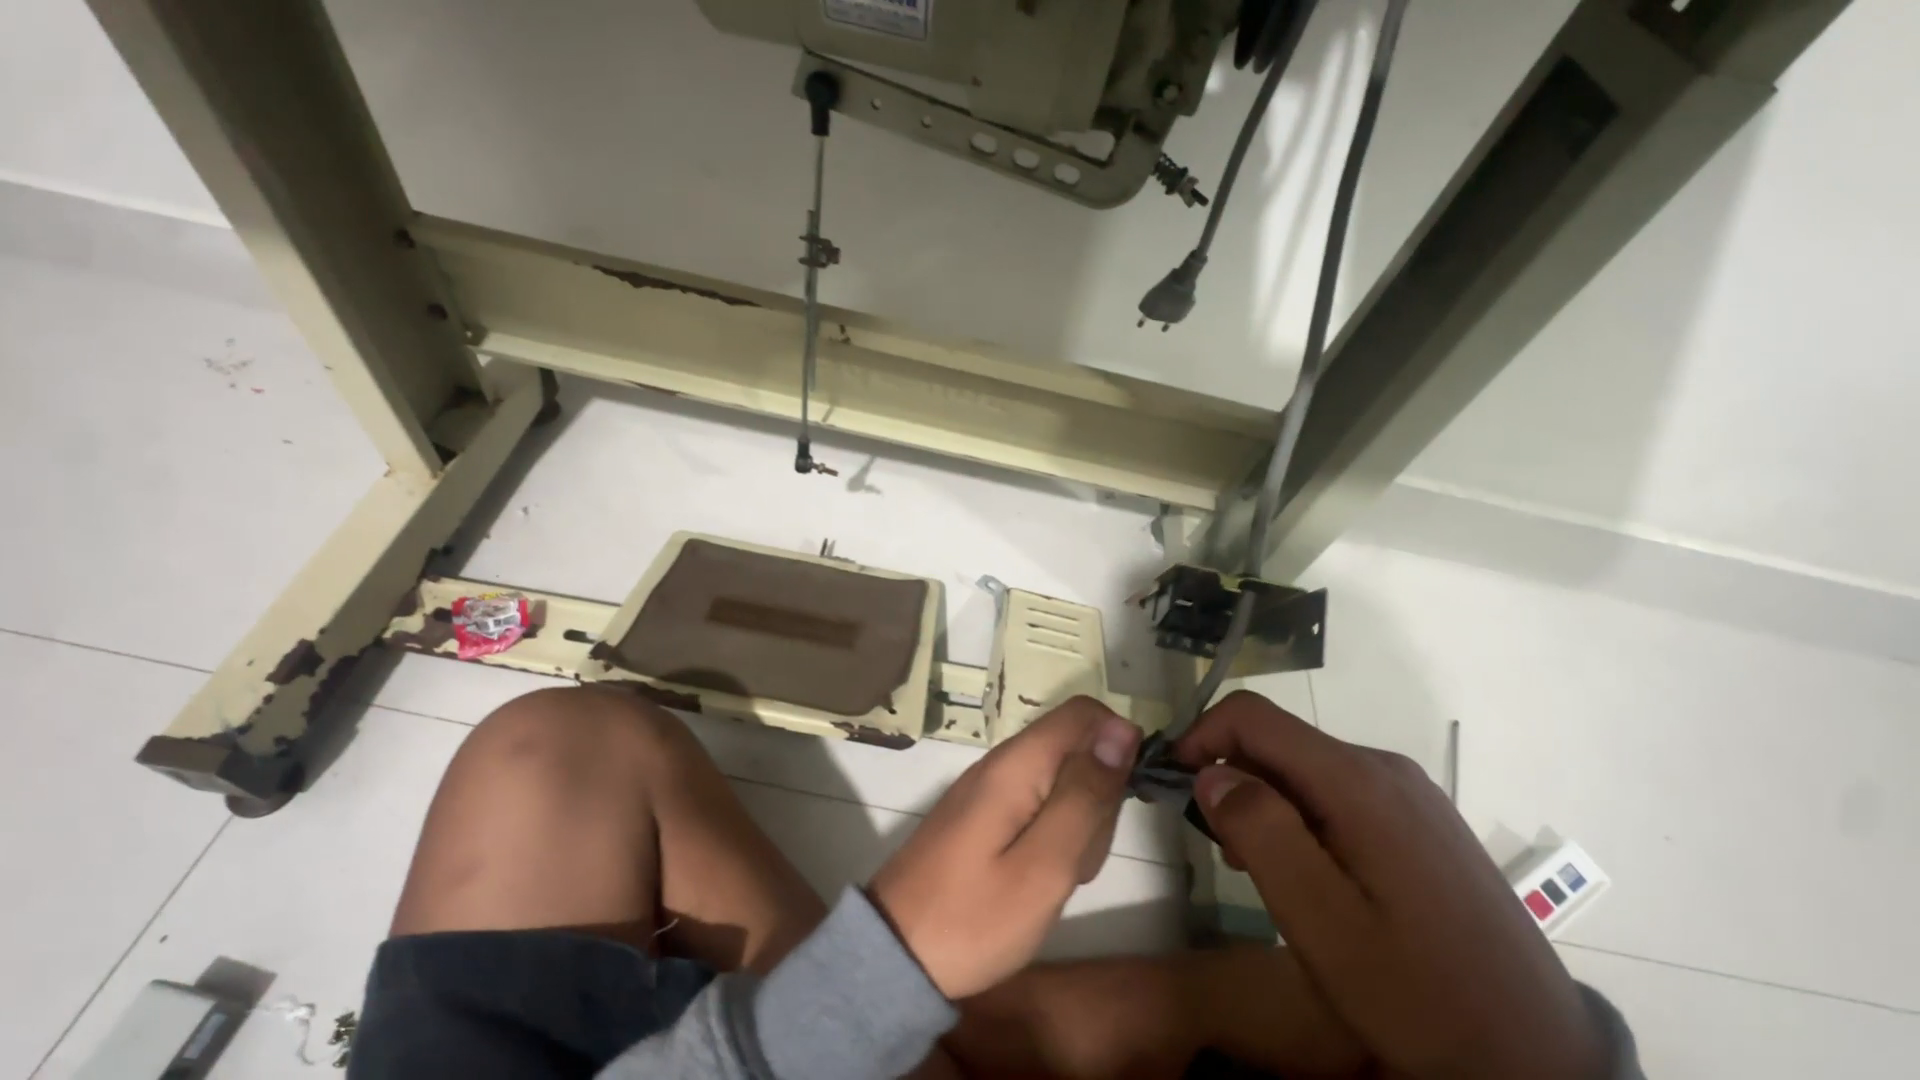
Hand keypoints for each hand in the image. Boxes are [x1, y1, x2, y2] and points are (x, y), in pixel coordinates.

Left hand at [869, 696, 1139, 999]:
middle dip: (1096, 799)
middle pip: (1074, 750)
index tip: (1121, 803)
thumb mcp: (1045, 865)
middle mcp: (1000, 765)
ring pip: (1059, 783)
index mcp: (1015, 765)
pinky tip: (1036, 880)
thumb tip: (1120, 729)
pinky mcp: (981, 818)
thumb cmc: (974, 919)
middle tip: (1075, 859)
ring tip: (1052, 877)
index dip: (1117, 745)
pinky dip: (1050, 840)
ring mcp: (988, 792)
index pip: (1084, 714)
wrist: (895, 958)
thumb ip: (1085, 796)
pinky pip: (1035, 809)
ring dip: (1076, 827)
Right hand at [1176, 692, 1607, 1079]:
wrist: (1531, 1050)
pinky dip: (1305, 821)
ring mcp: (1411, 794)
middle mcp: (1385, 769)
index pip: (1253, 716)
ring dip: (1267, 806)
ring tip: (1262, 875)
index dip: (1200, 737)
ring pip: (1309, 772)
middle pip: (1281, 743)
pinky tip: (1315, 881)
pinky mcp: (1424, 822)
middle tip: (1221, 853)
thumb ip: (1261, 835)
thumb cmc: (1416, 991)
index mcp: (1358, 782)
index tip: (1174, 787)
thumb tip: (1211, 774)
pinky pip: (1342, 796)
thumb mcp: (1322, 922)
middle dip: (1234, 781)